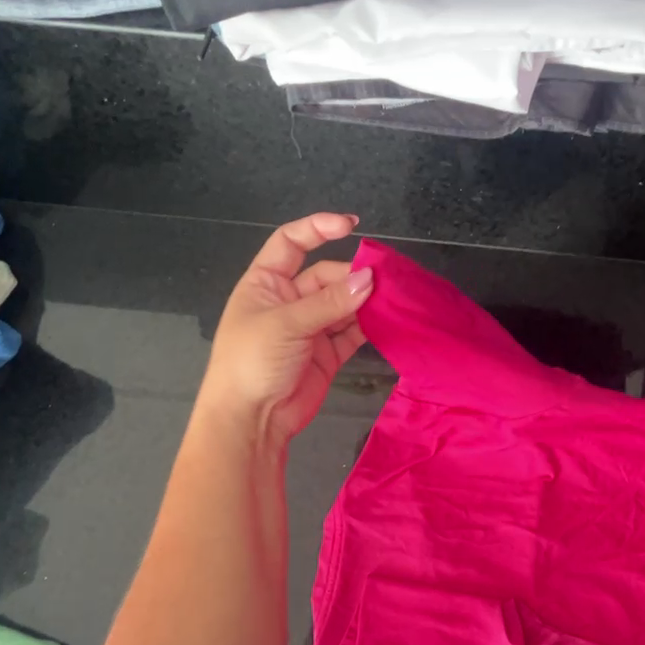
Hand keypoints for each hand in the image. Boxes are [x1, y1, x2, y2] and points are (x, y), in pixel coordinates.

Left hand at [198, 213, 374, 447]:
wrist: (252, 419)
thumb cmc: (252, 362)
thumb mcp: (287, 324)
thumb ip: (330, 302)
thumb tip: (370, 279)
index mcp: (265, 283)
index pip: (291, 243)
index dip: (318, 228)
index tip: (351, 225)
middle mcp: (289, 301)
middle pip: (326, 276)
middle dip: (352, 276)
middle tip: (383, 281)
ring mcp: (310, 328)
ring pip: (343, 304)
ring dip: (365, 301)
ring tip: (393, 299)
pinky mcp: (328, 354)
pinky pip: (352, 332)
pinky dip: (370, 326)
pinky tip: (388, 321)